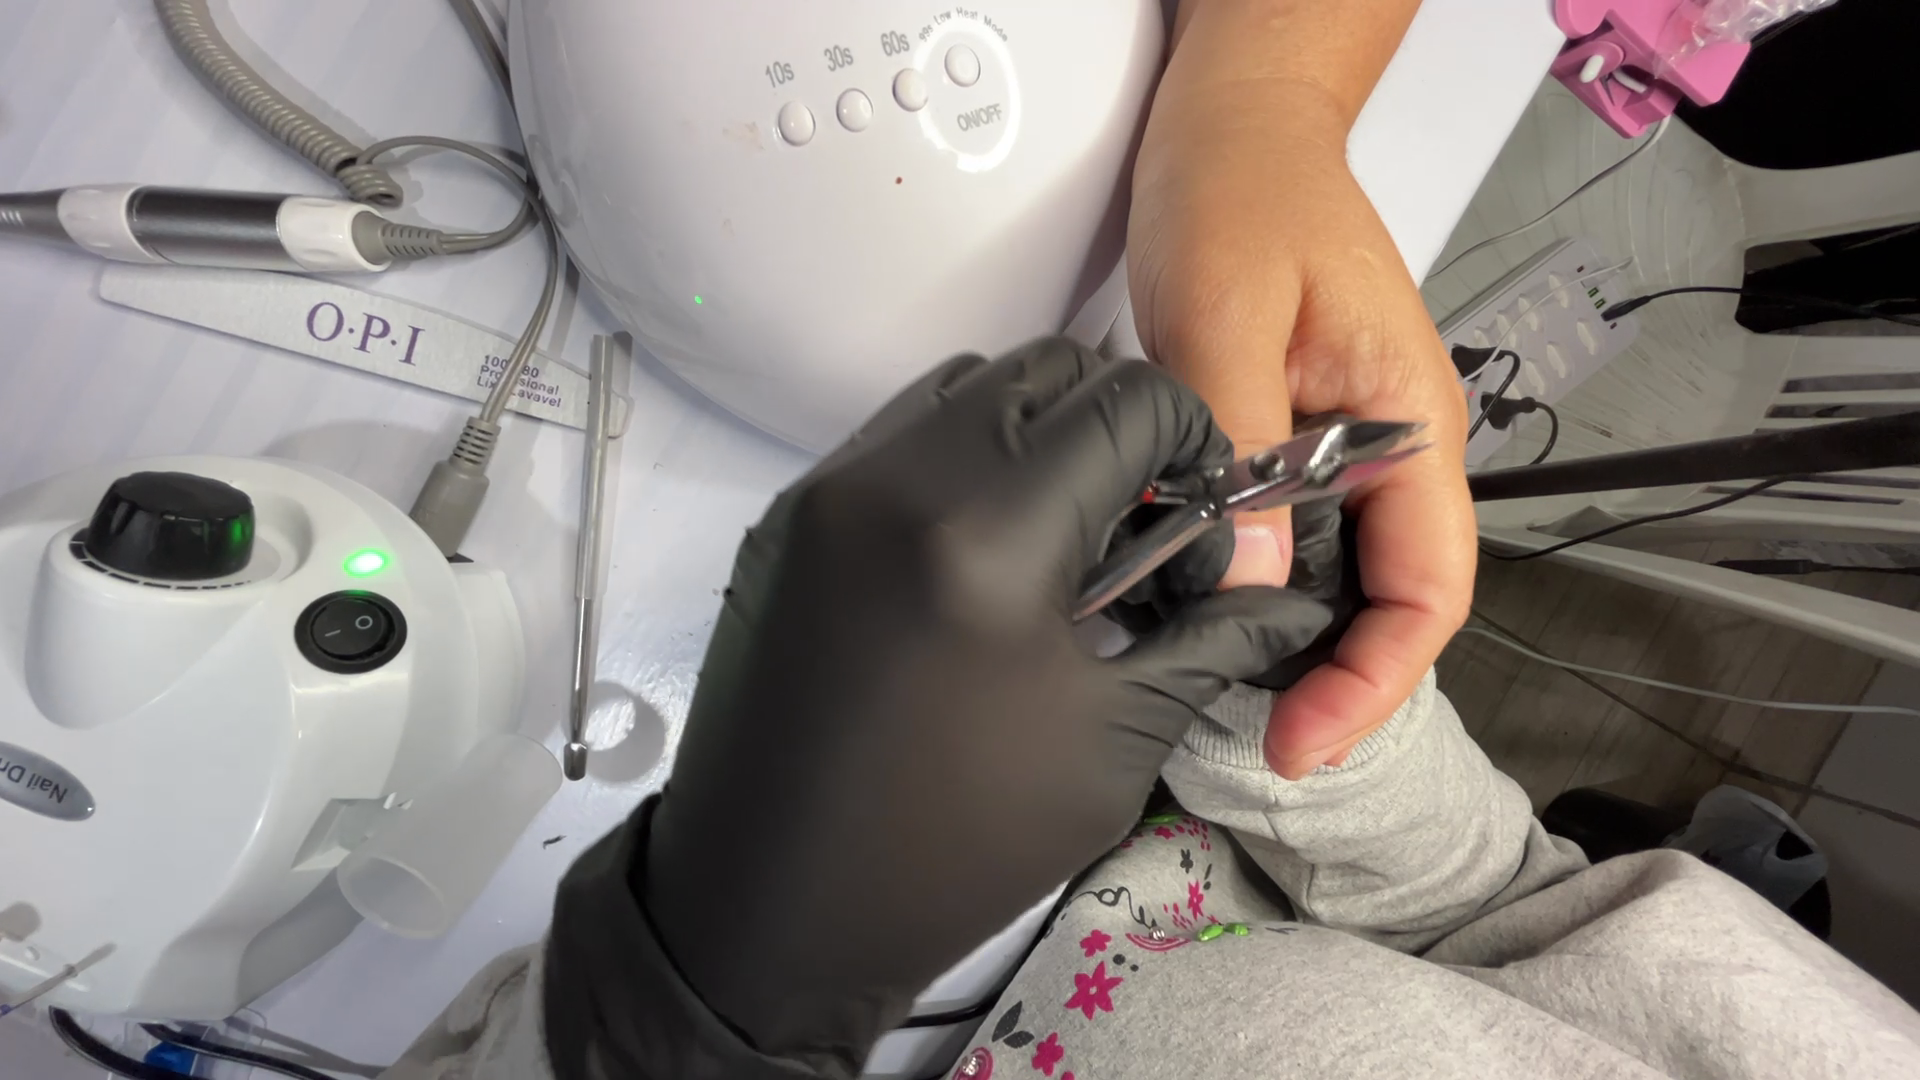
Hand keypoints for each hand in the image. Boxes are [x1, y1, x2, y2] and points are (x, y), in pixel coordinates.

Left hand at [637, 340, 1330, 1070]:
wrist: (772, 903)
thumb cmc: (956, 844)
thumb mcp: (1109, 745)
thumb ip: (1208, 643)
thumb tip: (1285, 596)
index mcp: (989, 535)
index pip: (1125, 402)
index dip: (1190, 434)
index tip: (1197, 505)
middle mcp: (896, 479)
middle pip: (1043, 370)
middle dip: (1112, 422)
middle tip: (1130, 515)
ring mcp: (825, 487)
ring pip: (962, 387)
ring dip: (1031, 429)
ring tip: (1051, 527)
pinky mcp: (786, 514)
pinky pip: (895, 435)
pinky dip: (957, 453)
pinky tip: (969, 545)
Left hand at [1128, 80, 1475, 778]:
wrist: (1230, 128)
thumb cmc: (1239, 196)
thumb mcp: (1228, 321)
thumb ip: (1245, 450)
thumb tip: (1249, 583)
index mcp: (1406, 423)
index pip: (1429, 586)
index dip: (1375, 679)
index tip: (1305, 738)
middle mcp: (1381, 444)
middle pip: (1382, 595)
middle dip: (1331, 676)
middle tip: (1253, 736)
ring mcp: (1332, 440)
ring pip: (1330, 569)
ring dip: (1288, 637)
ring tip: (1219, 689)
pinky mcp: (1282, 427)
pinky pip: (1282, 527)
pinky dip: (1249, 578)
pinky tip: (1196, 601)